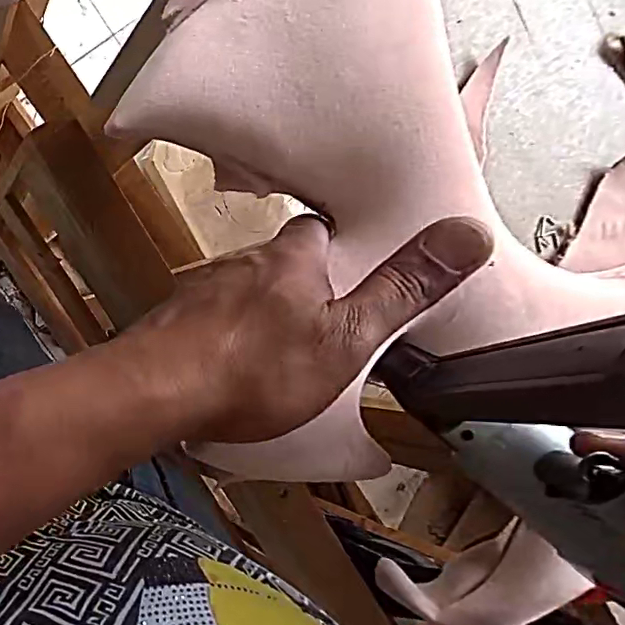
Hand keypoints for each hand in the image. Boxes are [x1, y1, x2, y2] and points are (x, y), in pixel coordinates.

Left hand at [113, 215, 493, 444]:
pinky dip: (215, 339)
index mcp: (288, 262)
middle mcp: (237, 267)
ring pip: (234, 294)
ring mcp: (195, 296)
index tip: (349, 261)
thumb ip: (402, 290)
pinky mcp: (167, 326)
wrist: (156, 393)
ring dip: (252, 312)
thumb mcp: (347, 338)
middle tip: (314, 316)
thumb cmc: (252, 370)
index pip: (316, 231)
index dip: (335, 243)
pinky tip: (221, 367)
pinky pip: (200, 325)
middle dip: (292, 282)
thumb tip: (468, 235)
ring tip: (269, 348)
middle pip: (271, 263)